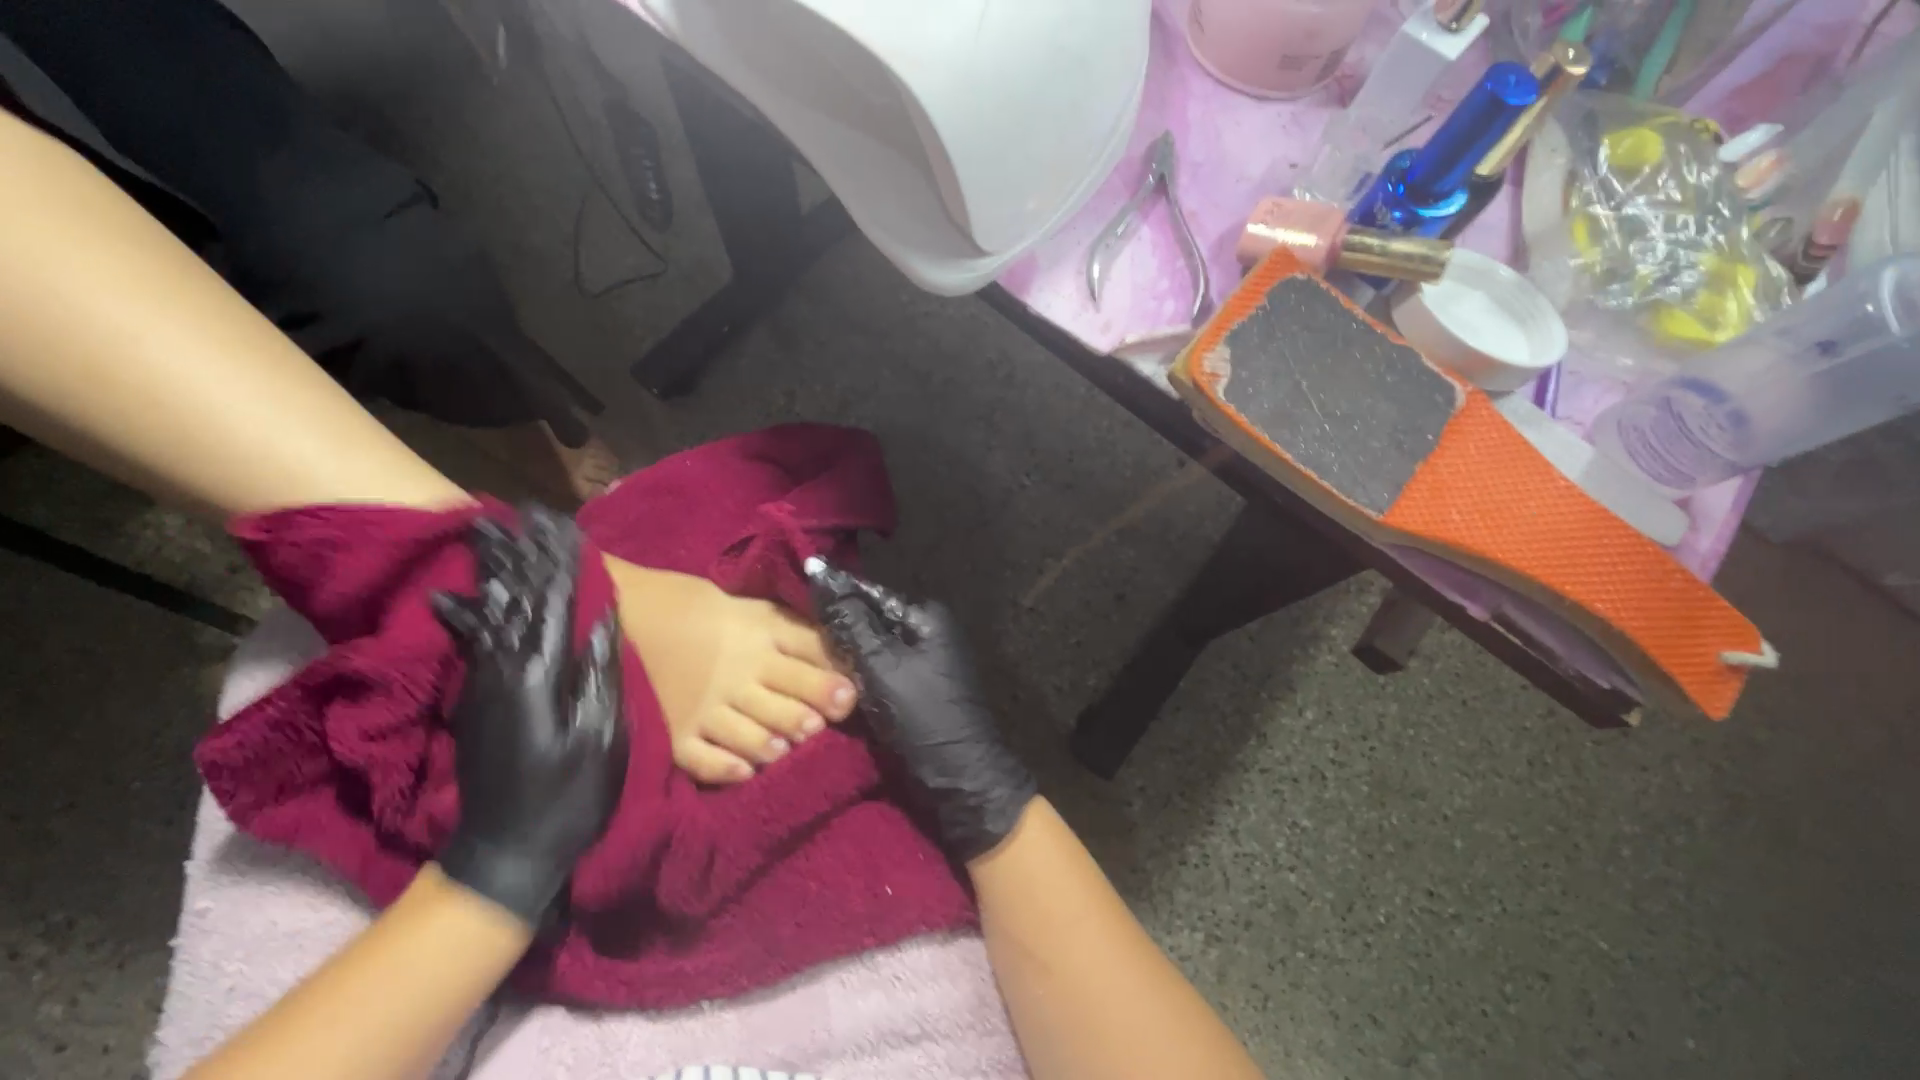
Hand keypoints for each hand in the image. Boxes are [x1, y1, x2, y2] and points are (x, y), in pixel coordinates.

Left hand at [431, 506, 626, 925]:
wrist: (508, 849)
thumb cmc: (571, 795)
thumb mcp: (602, 736)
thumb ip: (599, 672)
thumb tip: (602, 616)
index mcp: (542, 674)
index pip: (553, 600)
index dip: (557, 559)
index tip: (559, 522)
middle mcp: (504, 669)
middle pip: (512, 597)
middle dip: (516, 553)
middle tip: (511, 511)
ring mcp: (483, 685)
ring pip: (488, 613)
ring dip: (491, 572)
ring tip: (485, 534)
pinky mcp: (475, 701)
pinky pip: (473, 642)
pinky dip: (464, 612)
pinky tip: (449, 596)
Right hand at [806, 559, 1036, 861]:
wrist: (958, 778)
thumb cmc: (923, 716)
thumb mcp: (882, 667)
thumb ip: (851, 624)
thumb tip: (821, 573)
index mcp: (924, 617)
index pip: (867, 595)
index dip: (830, 601)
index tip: (790, 610)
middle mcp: (924, 633)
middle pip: (866, 623)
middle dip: (834, 635)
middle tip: (791, 646)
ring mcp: (919, 664)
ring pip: (867, 652)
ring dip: (840, 662)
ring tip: (800, 667)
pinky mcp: (911, 692)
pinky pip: (874, 676)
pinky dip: (852, 682)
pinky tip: (823, 688)